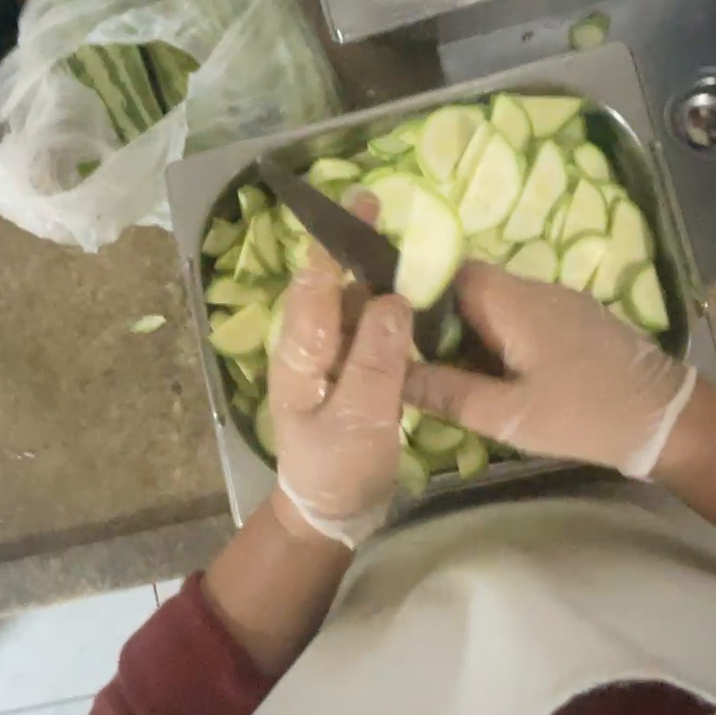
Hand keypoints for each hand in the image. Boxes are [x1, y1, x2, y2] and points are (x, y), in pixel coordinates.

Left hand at [270, 237, 412, 547]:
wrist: (330, 513)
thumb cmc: (336, 470)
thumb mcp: (357, 421)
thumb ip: (375, 362)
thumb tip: (396, 299)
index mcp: (299, 355)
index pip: (313, 286)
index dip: (333, 242)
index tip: (360, 201)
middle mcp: (309, 349)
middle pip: (333, 289)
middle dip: (360, 251)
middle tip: (402, 221)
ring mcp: (329, 362)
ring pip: (353, 309)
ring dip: (378, 280)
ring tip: (416, 253)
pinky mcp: (349, 376)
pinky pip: (368, 334)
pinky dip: (389, 314)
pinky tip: (415, 304)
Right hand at [402, 261, 694, 477]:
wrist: (669, 422)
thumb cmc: (583, 415)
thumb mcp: (507, 415)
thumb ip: (446, 392)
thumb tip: (393, 376)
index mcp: (513, 302)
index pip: (451, 273)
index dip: (420, 295)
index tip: (399, 332)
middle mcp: (535, 289)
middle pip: (471, 288)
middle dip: (442, 321)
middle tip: (424, 364)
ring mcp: (559, 302)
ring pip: (495, 305)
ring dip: (471, 333)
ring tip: (456, 374)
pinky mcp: (574, 321)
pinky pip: (520, 317)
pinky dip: (499, 340)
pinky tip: (499, 376)